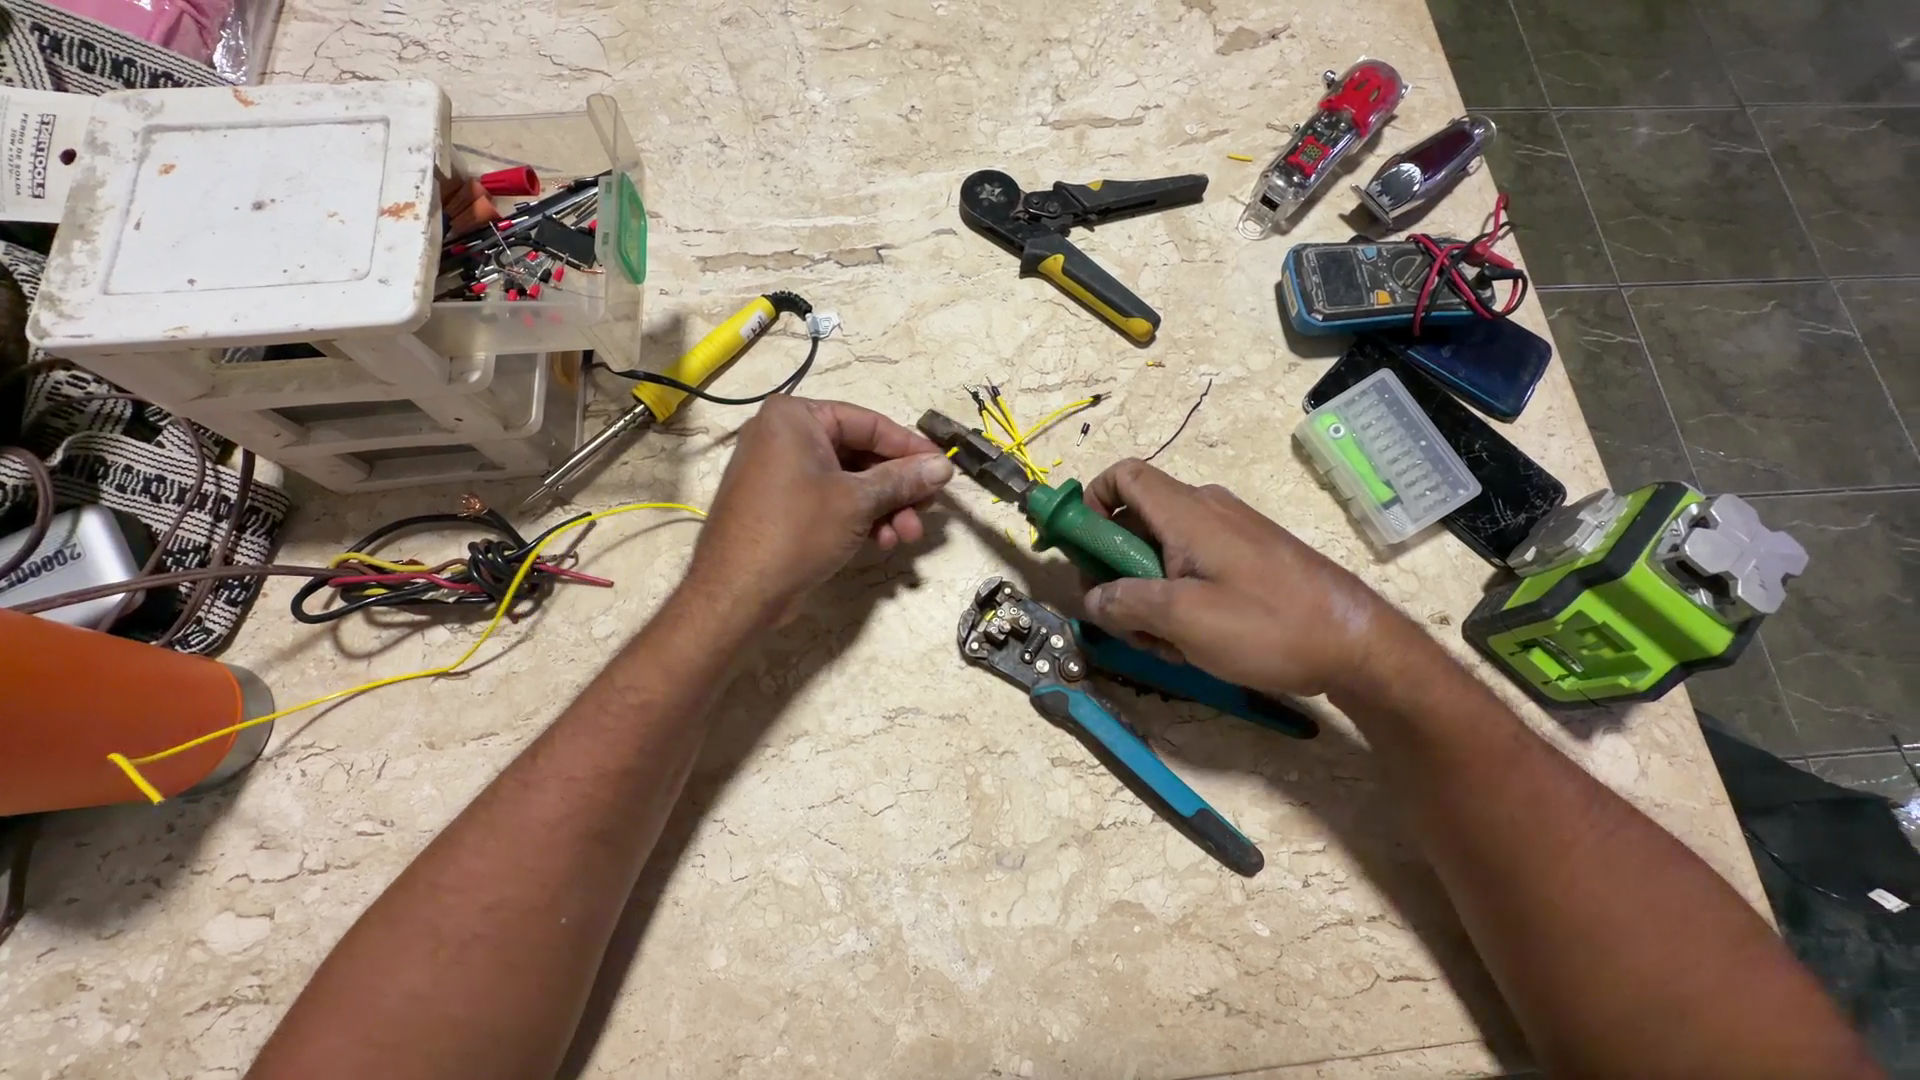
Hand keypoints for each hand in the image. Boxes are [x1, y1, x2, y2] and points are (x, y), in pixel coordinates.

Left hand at [683, 396, 953, 616]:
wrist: (737, 593)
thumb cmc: (797, 530)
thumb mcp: (857, 501)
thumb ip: (903, 479)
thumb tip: (943, 466)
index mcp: (794, 417)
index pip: (867, 422)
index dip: (909, 447)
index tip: (942, 466)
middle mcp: (784, 437)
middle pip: (860, 454)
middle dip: (898, 487)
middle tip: (928, 508)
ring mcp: (781, 473)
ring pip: (850, 483)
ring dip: (884, 509)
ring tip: (907, 536)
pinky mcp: (783, 507)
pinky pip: (831, 502)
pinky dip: (859, 519)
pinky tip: (883, 543)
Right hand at [1079, 459, 1409, 697]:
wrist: (1357, 645)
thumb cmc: (1267, 625)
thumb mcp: (1183, 620)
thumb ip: (1126, 602)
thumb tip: (1092, 597)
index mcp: (1186, 512)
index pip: (1123, 476)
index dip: (1091, 502)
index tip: (1083, 550)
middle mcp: (1207, 511)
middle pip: (1137, 521)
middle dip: (1117, 569)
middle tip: (1125, 617)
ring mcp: (1231, 534)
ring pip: (1164, 552)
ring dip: (1149, 594)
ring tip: (1167, 641)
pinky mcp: (1248, 560)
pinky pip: (1194, 568)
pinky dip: (1180, 599)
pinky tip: (1196, 642)